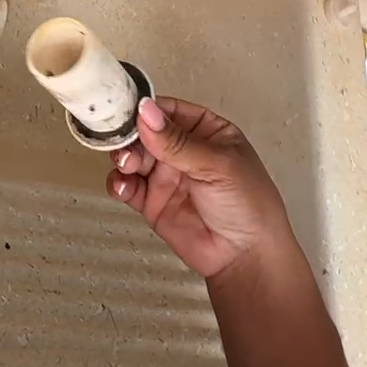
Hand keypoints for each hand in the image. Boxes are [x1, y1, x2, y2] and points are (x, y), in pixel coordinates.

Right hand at [107, 96, 296, 278]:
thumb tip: (146, 110)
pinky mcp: (152, 202)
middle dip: (131, 135)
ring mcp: (165, 176)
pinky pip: (128, 187)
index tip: (127, 110)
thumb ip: (177, 141)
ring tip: (127, 166)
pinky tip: (123, 187)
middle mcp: (181, 150)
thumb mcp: (217, 164)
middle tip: (125, 144)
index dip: (147, 109)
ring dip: (123, 157)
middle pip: (145, 132)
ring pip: (133, 157)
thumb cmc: (247, 203)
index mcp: (204, 130)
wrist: (246, 258)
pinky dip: (119, 184)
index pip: (168, 110)